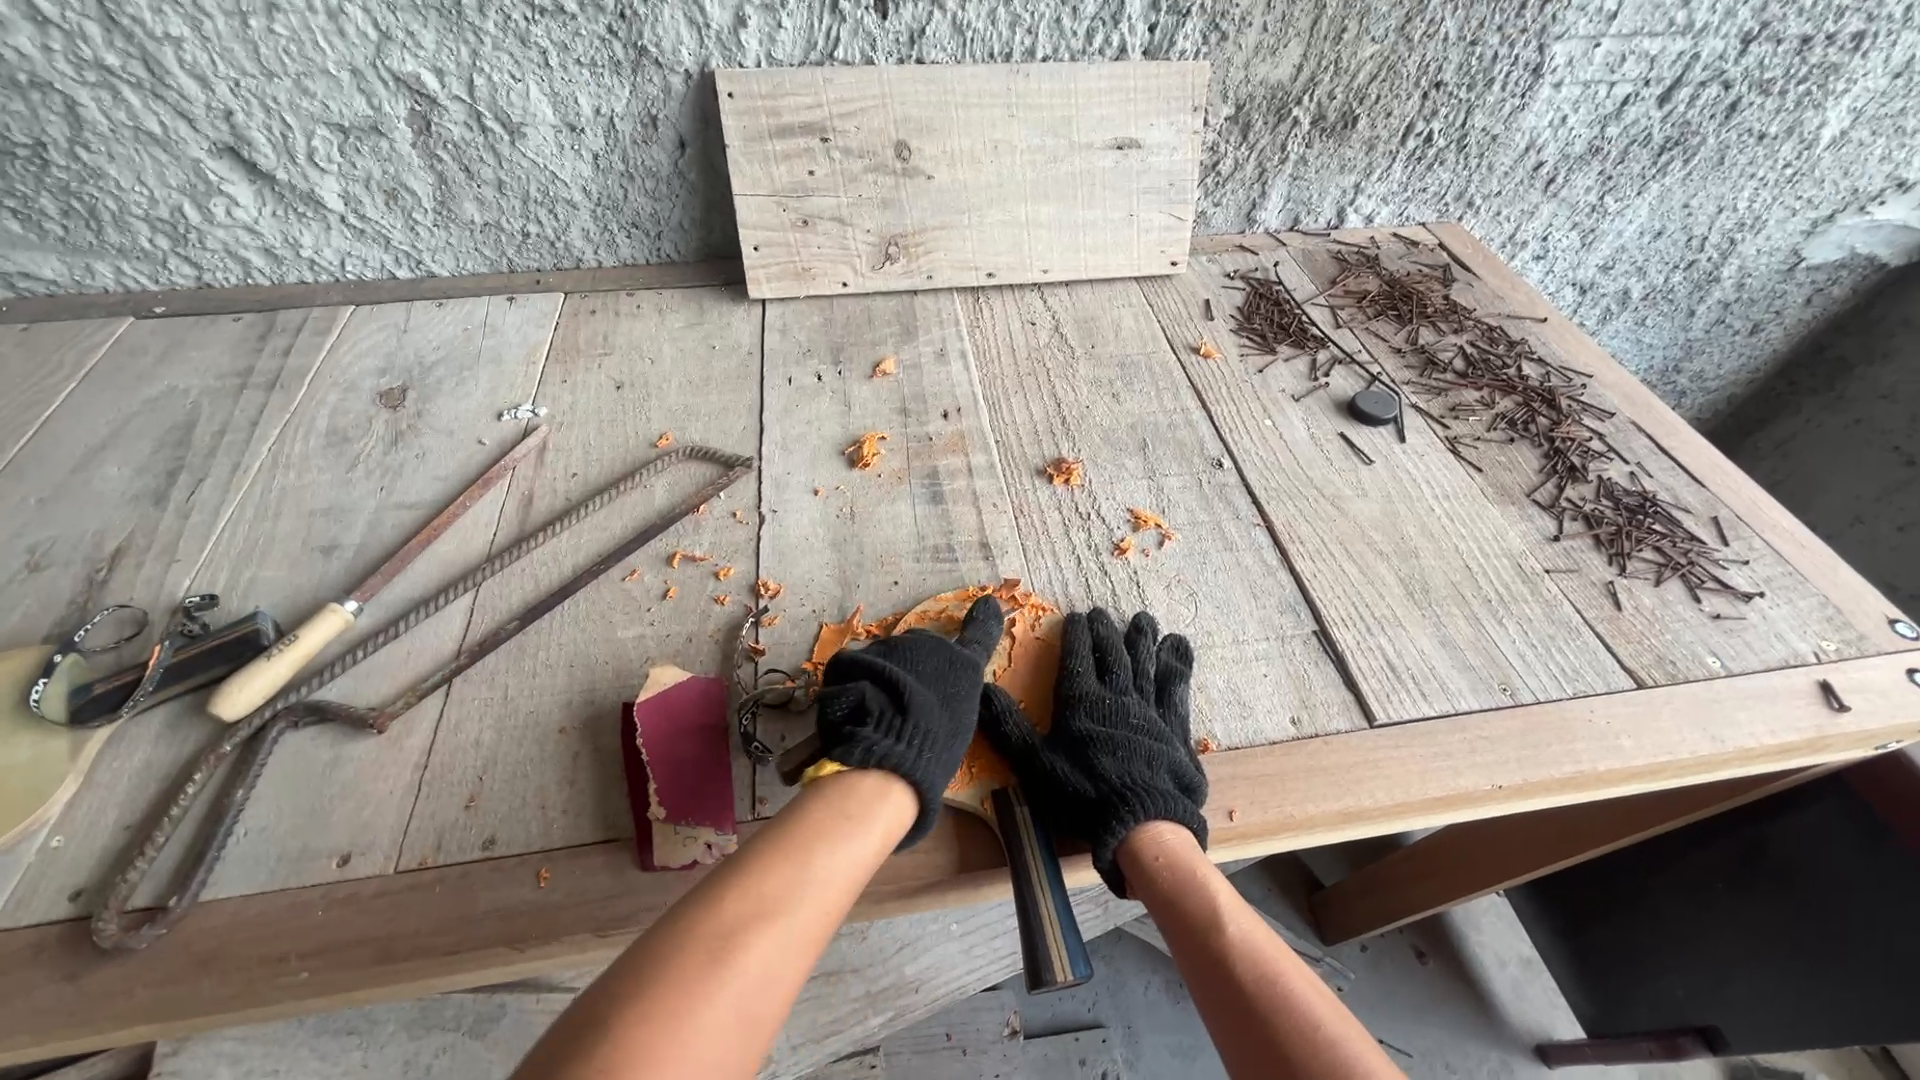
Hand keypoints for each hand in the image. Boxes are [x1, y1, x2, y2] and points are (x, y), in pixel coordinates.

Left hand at [814, 595, 1003, 847]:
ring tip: (875, 712)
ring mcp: (893, 646)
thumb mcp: (955, 725)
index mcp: (963, 667)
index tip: (988, 602)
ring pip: (886, 658)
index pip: (978, 638)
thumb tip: (933, 697)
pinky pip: (857, 666)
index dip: (984, 620)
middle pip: (921, 650)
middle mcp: (931, 645)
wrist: (888, 748)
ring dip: (882, 677)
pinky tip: (853, 708)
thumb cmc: (932, 748)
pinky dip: (855, 681)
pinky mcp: (858, 654)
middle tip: (903, 703)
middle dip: (912, 667)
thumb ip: (949, 698)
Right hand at [979, 608, 1206, 896]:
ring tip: (1143, 618)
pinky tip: (1180, 646)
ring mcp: (1148, 710)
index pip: (1077, 657)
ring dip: (1143, 639)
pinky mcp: (1174, 727)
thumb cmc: (1083, 794)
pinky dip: (1177, 664)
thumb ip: (1008, 725)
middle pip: (1111, 654)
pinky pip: (1175, 687)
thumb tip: (981, 688)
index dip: (1076, 634)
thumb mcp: (1035, 764)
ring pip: (1144, 663)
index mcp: (1080, 702)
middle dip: (1106, 630)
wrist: (1143, 820)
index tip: (1076, 616)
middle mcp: (1115, 697)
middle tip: (1103, 613)